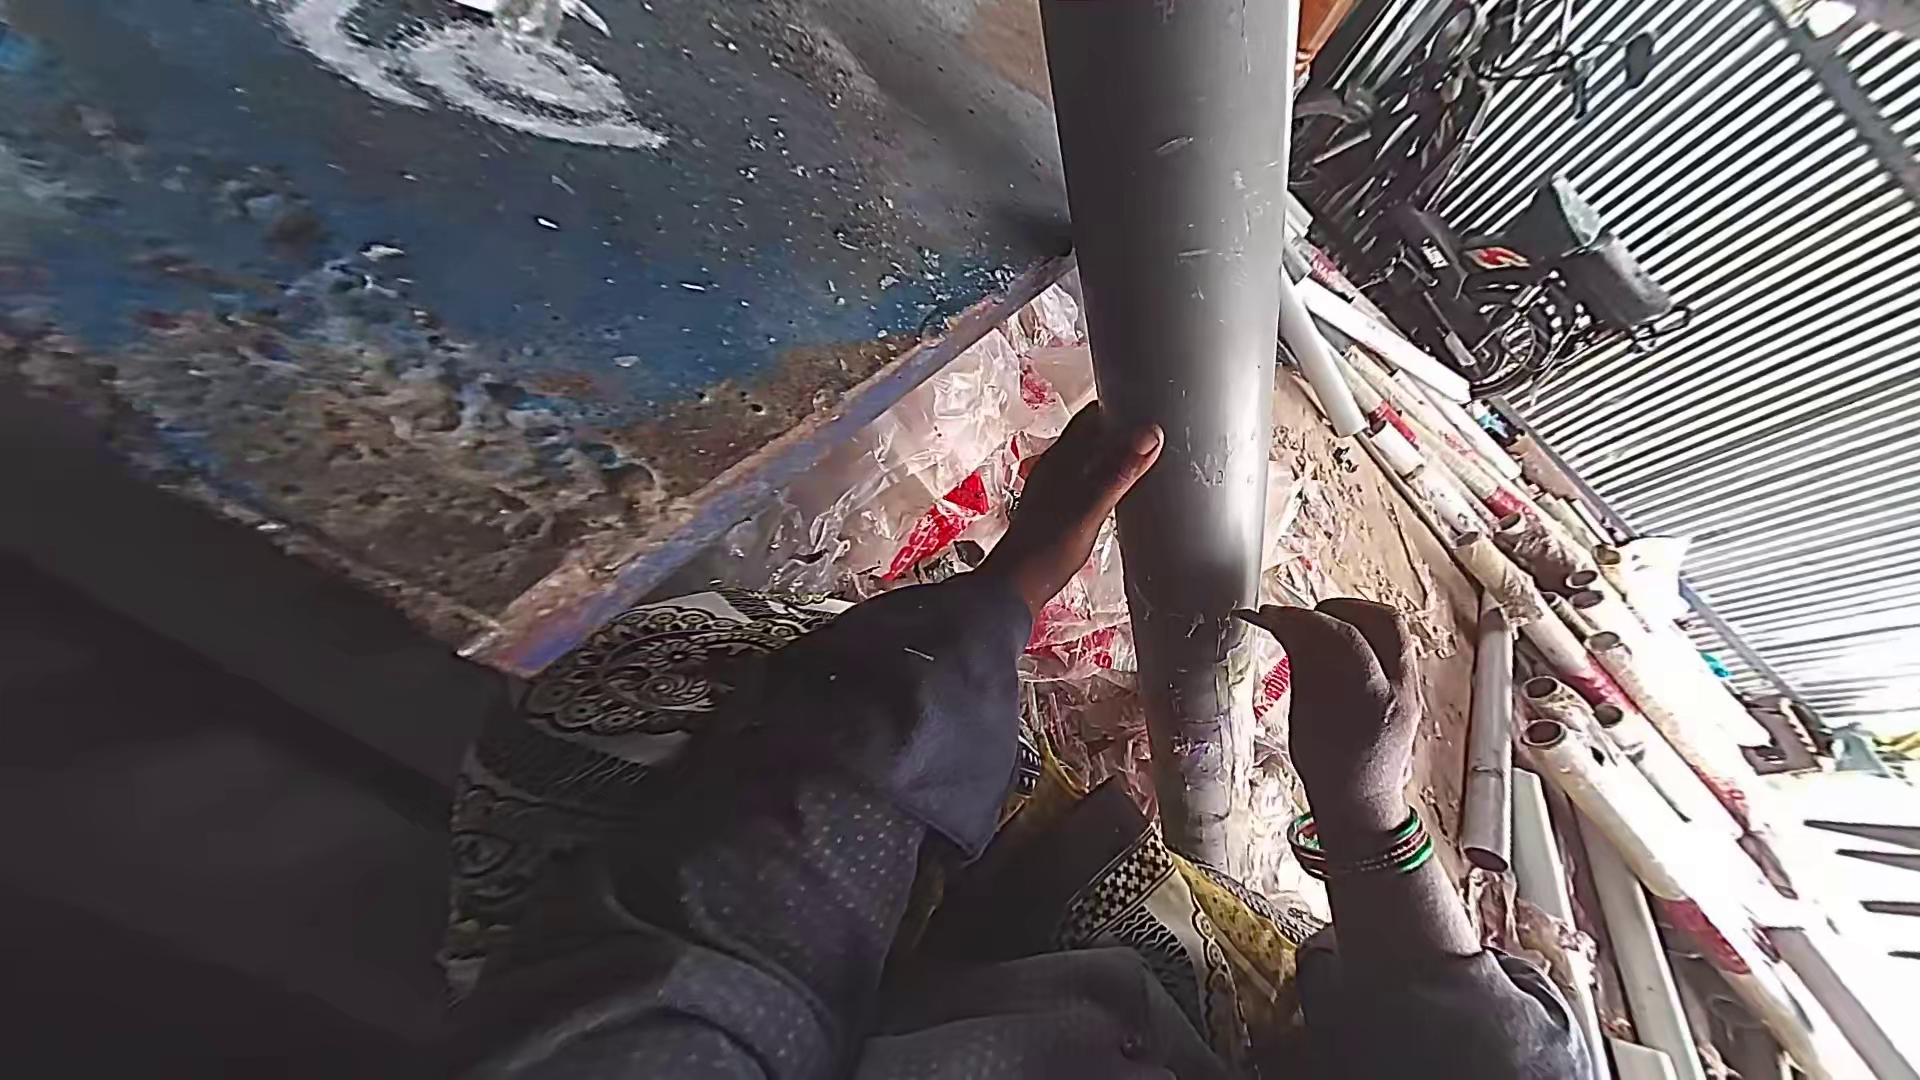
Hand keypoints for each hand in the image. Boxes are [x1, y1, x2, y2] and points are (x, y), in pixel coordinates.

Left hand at [980, 402, 1161, 617]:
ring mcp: (1054, 491)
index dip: (1117, 407)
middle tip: (1154, 431)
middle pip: (1090, 438)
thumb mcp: (1089, 509)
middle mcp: (1054, 471)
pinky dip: (1106, 480)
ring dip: (1112, 456)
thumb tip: (1147, 435)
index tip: (1148, 404)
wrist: (1016, 587)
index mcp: (1059, 461)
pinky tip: (1118, 492)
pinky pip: (1086, 483)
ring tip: (1143, 458)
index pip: (1089, 418)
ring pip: (1088, 461)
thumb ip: (1116, 473)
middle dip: (1119, 431)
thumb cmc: (1046, 550)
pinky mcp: (1057, 511)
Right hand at [1235, 599, 1418, 843]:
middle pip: (1381, 620)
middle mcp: (1400, 686)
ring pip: (1390, 628)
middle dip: (1336, 607)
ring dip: (1350, 616)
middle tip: (1301, 615)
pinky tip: (1334, 642)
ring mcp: (1410, 686)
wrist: (1360, 799)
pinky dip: (1360, 631)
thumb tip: (1283, 625)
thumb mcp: (1304, 714)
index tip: (1272, 615)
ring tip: (1317, 625)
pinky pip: (1389, 643)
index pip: (1342, 635)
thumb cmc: (1324, 761)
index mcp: (1371, 697)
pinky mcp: (1410, 688)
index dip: (1302, 617)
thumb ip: (1303, 666)